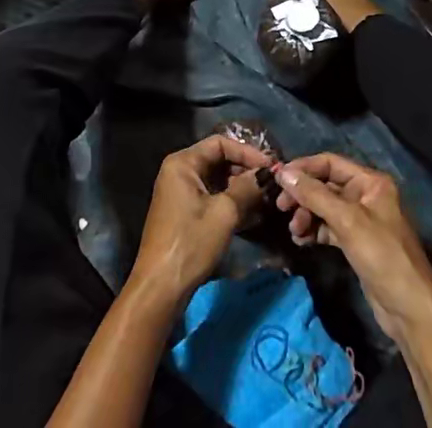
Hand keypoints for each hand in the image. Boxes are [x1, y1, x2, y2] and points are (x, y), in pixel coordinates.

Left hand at [130, 135, 271, 296]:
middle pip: (219, 160)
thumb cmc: (191, 242)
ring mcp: (181, 193)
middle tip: (271, 183)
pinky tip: (253, 213)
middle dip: (246, 171)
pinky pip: (213, 197)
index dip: (248, 152)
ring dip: (242, 188)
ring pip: (218, 180)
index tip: (271, 167)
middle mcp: (180, 172)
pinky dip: (231, 202)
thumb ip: (248, 187)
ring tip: (266, 198)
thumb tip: (268, 175)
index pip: (220, 143)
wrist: (160, 288)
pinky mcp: (185, 213)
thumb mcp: (225, 212)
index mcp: (183, 163)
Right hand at [276, 154, 431, 345]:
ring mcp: (361, 220)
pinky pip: (328, 228)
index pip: (331, 163)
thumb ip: (315, 195)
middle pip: (326, 185)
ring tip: (295, 231)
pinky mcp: (355, 242)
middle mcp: (366, 195)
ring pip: (325, 208)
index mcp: (371, 182)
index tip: (277, 179)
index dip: (304, 168)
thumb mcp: (347, 221)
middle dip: (303, 195)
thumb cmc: (382, 255)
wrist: (408, 307)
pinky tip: (301, 241)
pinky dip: (314, 231)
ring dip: (306, 215)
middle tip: (281, 208)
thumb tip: (284, 174)